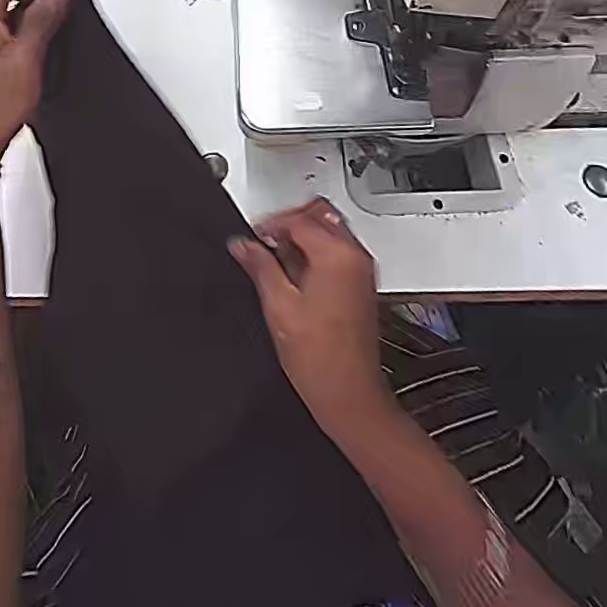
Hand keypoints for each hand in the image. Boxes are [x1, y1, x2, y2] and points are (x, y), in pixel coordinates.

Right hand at [229, 198, 388, 429]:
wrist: (349, 391)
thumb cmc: (321, 359)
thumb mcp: (278, 306)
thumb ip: (260, 267)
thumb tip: (243, 246)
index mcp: (336, 256)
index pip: (299, 219)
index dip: (270, 224)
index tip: (253, 237)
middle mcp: (355, 257)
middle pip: (320, 215)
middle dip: (290, 222)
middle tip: (265, 241)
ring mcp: (362, 269)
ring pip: (331, 229)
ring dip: (303, 236)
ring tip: (277, 260)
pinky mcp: (362, 282)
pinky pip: (339, 250)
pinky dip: (317, 251)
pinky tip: (296, 275)